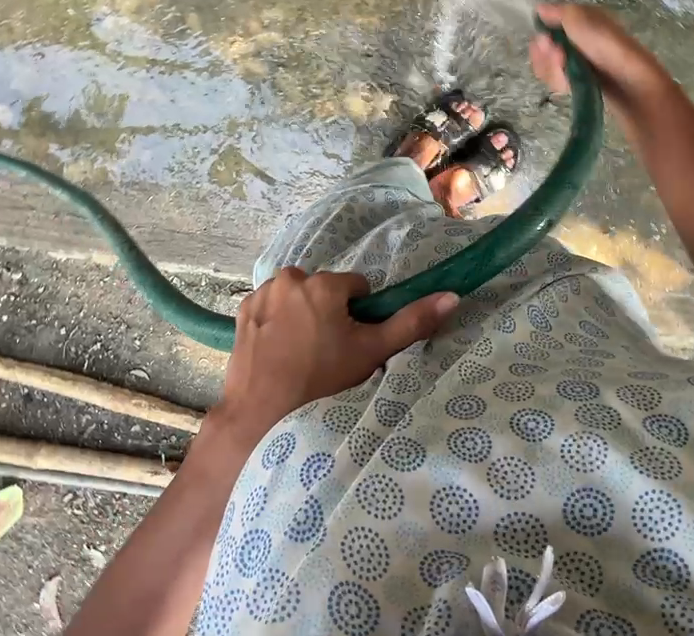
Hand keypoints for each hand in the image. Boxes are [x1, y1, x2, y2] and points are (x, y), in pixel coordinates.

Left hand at [212, 268, 457, 441]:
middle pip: (324, 290)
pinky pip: (271, 308)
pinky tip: (279, 352)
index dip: (359, 315)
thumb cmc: (321, 382)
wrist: (261, 414)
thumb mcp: (371, 353)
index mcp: (321, 284)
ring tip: (302, 355)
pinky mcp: (242, 312)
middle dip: (329, 313)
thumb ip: (411, 322)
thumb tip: (451, 296)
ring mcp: (261, 294)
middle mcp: (288, 279)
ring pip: (296, 298)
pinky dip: (277, 322)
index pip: (356, 288)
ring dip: (302, 315)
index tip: (351, 343)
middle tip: (327, 352)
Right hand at [530, 2, 670, 109]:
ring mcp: (577, 59)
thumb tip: (539, 7)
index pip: (549, 21)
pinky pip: (556, 78)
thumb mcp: (581, 20)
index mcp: (582, 18)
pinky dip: (558, 81)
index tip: (543, 40)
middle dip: (545, 53)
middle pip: (544, 44)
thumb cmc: (607, 47)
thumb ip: (558, 12)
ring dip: (551, 69)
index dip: (542, 31)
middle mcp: (578, 37)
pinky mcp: (578, 79)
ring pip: (547, 63)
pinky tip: (566, 84)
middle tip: (557, 58)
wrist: (629, 83)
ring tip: (564, 74)